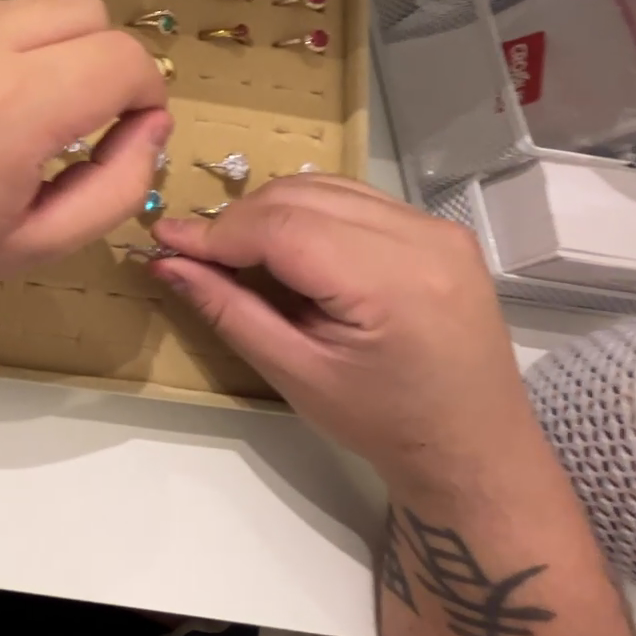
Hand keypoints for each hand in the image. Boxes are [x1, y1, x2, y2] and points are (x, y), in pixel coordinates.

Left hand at [0, 0, 170, 321]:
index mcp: (14, 108)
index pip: (123, 58)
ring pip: (29, 6)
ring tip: (12, 109)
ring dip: (45, 49)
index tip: (124, 130)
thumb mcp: (39, 242)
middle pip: (84, 10)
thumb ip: (118, 184)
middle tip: (74, 116)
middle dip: (100, 59)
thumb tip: (149, 123)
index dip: (144, 93)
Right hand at [147, 177, 540, 496]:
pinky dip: (302, 212)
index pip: (280, 227)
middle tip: (197, 256)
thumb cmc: (380, 422)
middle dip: (235, 221)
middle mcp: (422, 239)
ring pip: (319, 187)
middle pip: (297, 196)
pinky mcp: (436, 229)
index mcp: (390, 283)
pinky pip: (348, 197)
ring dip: (266, 213)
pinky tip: (286, 249)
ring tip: (238, 254)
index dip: (214, 231)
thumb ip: (226, 308)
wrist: (472, 448)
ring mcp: (435, 228)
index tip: (163, 241)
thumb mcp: (290, 371)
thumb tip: (166, 262)